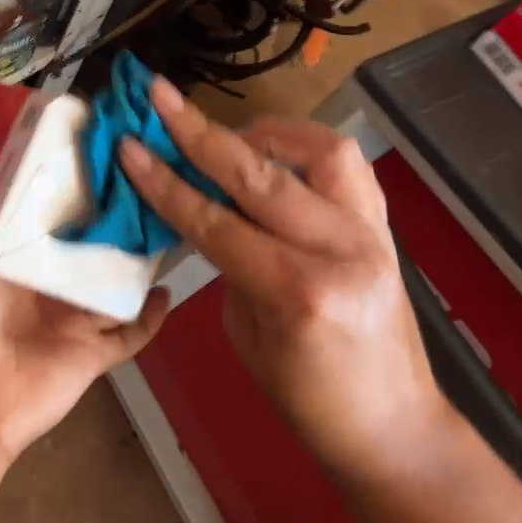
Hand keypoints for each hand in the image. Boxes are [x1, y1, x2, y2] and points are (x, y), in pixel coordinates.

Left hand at [0, 134, 171, 467]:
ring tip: (167, 220)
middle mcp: (41, 278)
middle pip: (83, 241)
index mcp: (6, 250)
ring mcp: (69, 315)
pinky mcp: (92, 350)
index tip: (90, 142)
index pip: (41, 207)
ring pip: (112, 280)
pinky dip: (151, 314)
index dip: (62, 179)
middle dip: (107, 214)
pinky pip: (130, 331)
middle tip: (142, 176)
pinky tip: (168, 286)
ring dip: (135, 257)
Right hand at [118, 80, 451, 480]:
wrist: (393, 425)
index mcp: (295, 290)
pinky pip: (345, 164)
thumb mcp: (244, 330)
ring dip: (264, 130)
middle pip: (257, 174)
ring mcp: (371, 234)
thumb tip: (195, 203)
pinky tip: (274, 150)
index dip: (163, 182)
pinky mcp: (384, 226)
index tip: (128, 146)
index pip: (213, 222)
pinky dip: (304, 145)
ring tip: (227, 133)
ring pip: (317, 150)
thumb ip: (225, 259)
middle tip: (159, 96)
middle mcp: (339, 251)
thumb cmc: (305, 394)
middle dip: (199, 132)